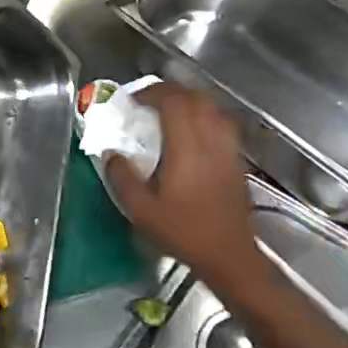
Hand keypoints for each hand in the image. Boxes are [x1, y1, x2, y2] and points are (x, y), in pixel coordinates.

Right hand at [105, 83, 263, 281]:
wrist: (229, 255)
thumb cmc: (183, 231)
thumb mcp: (140, 209)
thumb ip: (122, 177)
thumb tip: (111, 154)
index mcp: (186, 148)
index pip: (174, 103)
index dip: (152, 93)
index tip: (133, 100)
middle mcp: (211, 142)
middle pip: (196, 99)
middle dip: (171, 92)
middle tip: (148, 99)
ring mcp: (228, 150)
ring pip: (213, 109)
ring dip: (189, 101)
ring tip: (168, 110)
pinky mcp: (236, 160)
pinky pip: (221, 124)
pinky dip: (204, 116)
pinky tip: (191, 131)